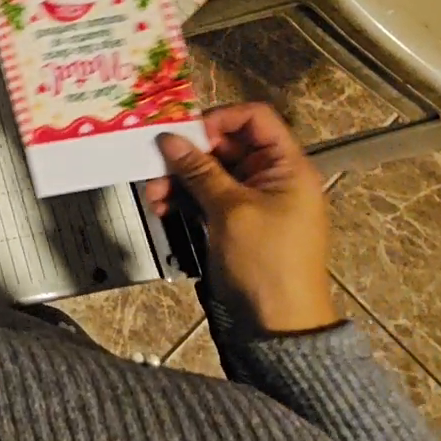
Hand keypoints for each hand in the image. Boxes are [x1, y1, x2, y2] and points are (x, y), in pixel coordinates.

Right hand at [143, 103, 339, 334]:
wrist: (278, 322)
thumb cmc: (266, 259)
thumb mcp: (231, 210)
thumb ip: (199, 170)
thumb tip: (168, 138)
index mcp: (286, 166)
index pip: (255, 118)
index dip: (220, 118)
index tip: (187, 133)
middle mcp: (269, 175)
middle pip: (223, 143)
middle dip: (187, 152)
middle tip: (156, 163)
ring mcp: (249, 196)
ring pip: (206, 169)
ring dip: (177, 177)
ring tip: (154, 195)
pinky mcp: (231, 216)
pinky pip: (202, 192)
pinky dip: (181, 196)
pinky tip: (162, 208)